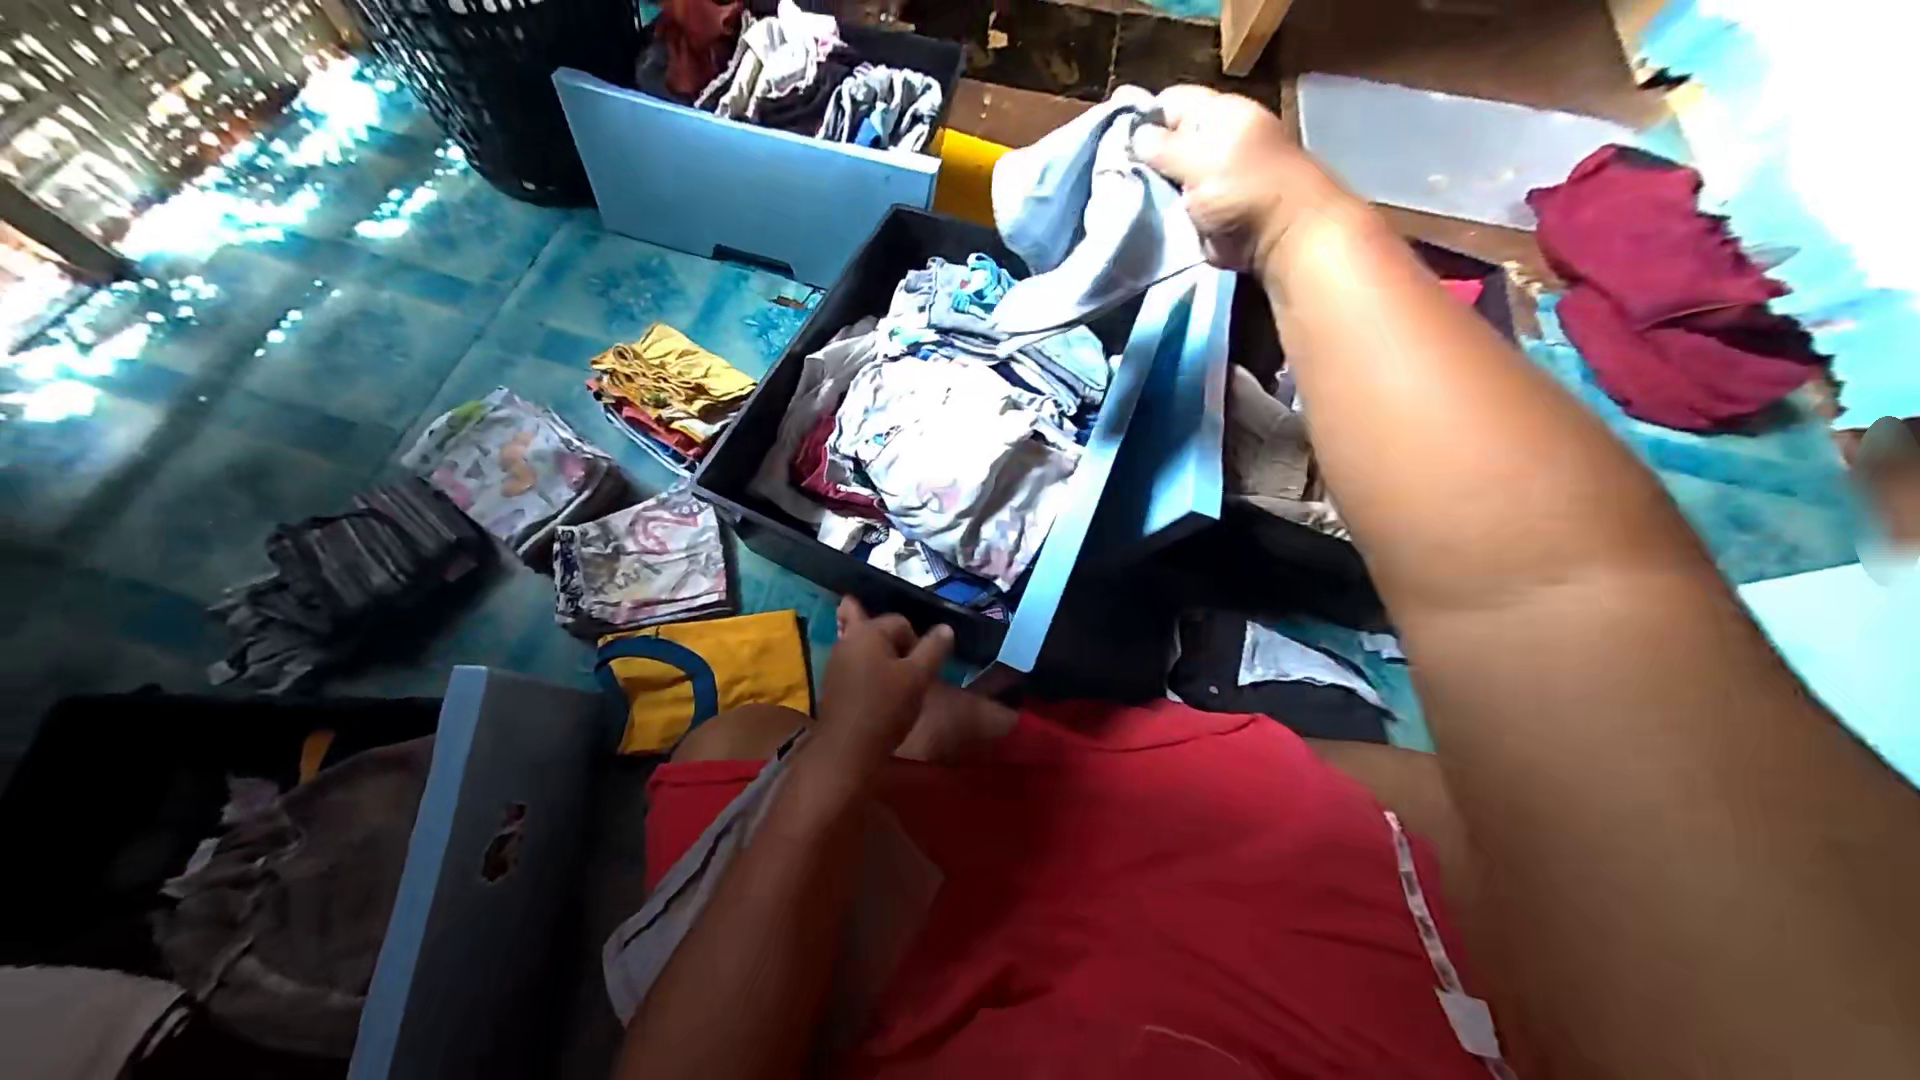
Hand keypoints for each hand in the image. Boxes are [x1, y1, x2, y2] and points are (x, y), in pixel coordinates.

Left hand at [814, 597, 953, 773]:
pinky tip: (878, 695)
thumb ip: (934, 648)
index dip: (918, 642)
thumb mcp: (919, 677)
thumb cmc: (886, 708)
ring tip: (895, 686)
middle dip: (898, 647)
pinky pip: (856, 666)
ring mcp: (835, 661)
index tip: (922, 670)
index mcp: (868, 631)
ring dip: (883, 661)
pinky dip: (869, 673)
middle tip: (909, 674)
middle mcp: (847, 639)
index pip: (901, 621)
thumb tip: (945, 628)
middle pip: (880, 631)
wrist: (847, 750)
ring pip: (867, 649)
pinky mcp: (832, 682)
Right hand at [1133, 85, 1361, 274]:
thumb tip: (1135, 136)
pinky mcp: (1205, 209)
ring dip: (1148, 186)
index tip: (1115, 142)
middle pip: (1164, 140)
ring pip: (1165, 175)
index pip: (1169, 102)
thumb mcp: (1199, 159)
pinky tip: (1139, 213)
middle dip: (1141, 156)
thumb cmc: (1243, 187)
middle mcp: (1212, 140)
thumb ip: (1163, 146)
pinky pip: (1172, 203)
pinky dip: (1158, 209)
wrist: (1277, 236)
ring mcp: (1208, 176)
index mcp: (1216, 114)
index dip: (1142, 118)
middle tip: (1114, 173)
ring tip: (1123, 194)